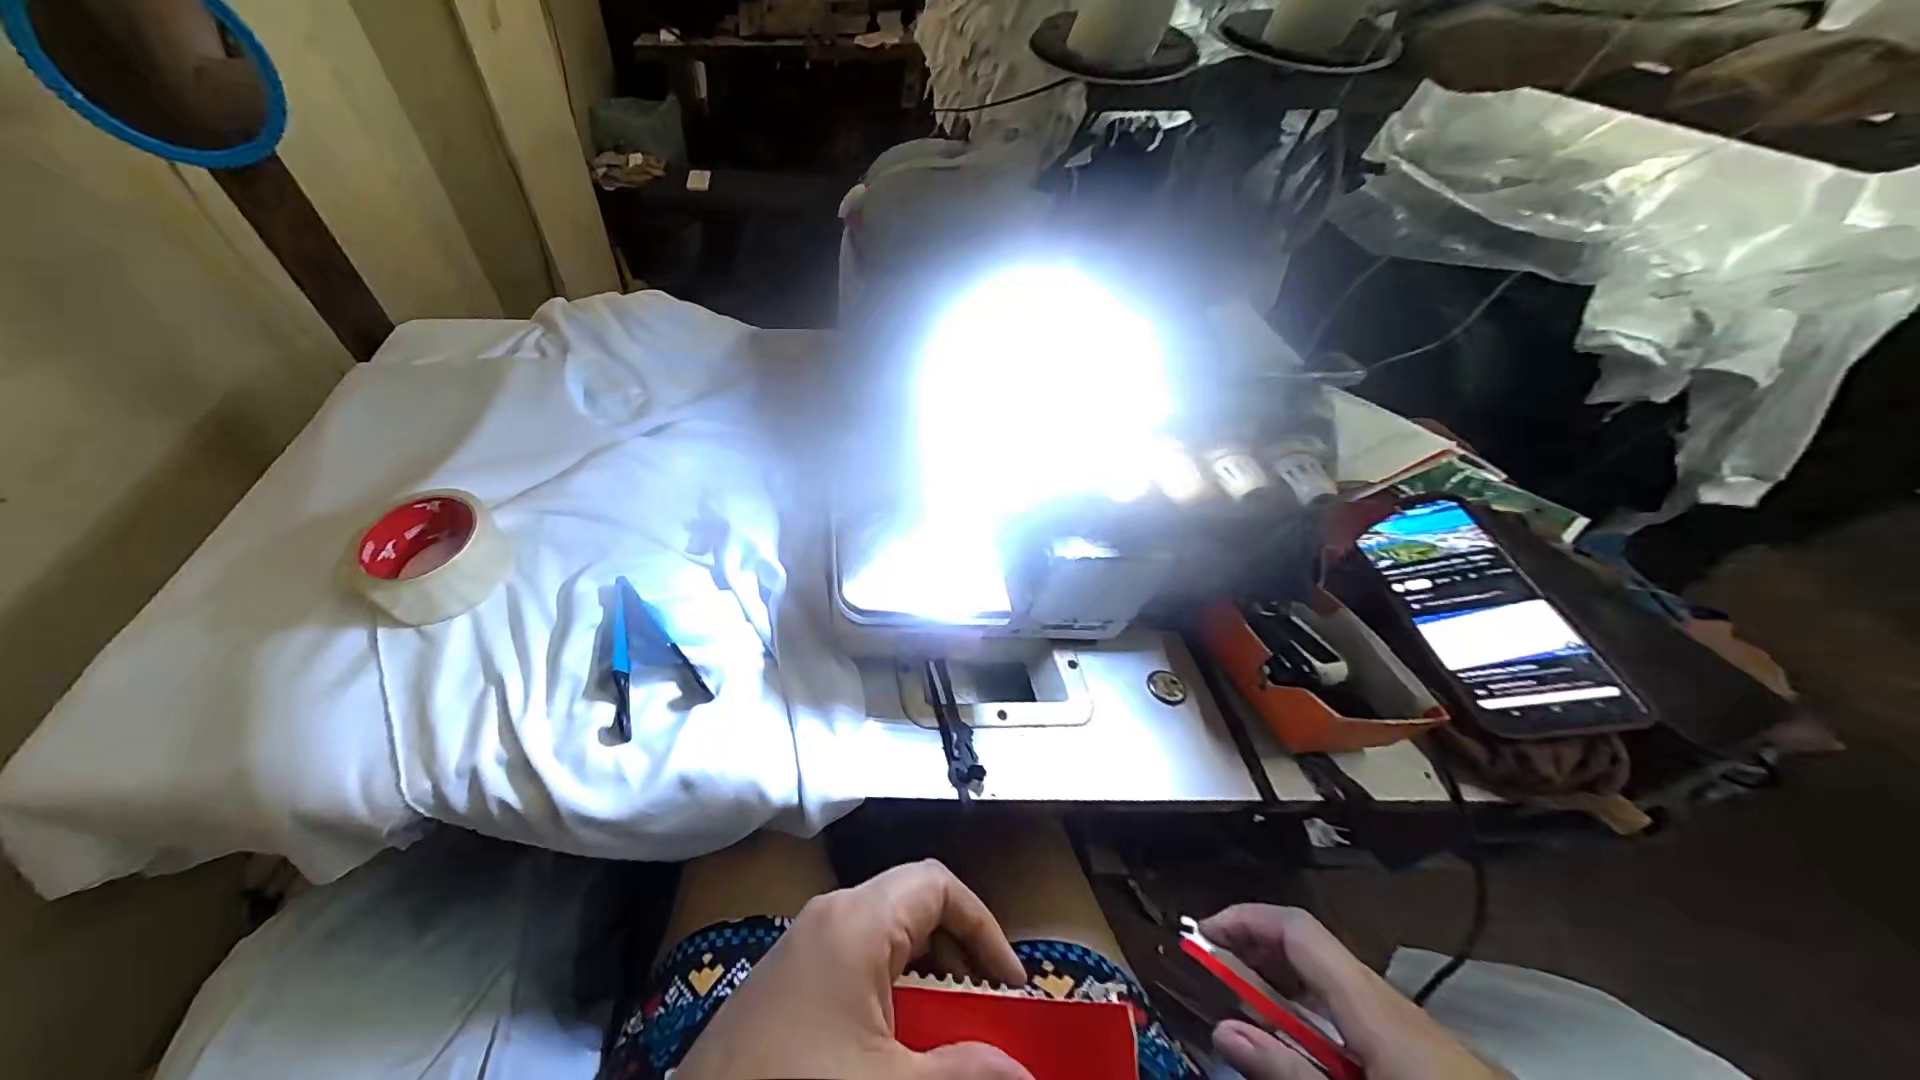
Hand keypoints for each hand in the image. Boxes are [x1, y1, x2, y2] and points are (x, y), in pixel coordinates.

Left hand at [676, 859, 1037, 1079]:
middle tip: (985, 1004)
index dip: (984, 925)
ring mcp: (801, 944)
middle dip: (958, 949)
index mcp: (857, 920)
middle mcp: (829, 915)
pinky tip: (892, 1038)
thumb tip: (1021, 1071)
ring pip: (883, 932)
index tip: (1010, 984)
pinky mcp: (783, 977)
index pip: (938, 885)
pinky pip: (853, 958)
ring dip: (925, 970)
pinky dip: (889, 985)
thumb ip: (965, 1071)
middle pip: (913, 903)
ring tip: (947, 1025)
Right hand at [1199, 905, 1506, 1079]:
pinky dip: (1320, 1015)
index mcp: (1375, 1007)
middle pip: (1313, 951)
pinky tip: (1310, 1050)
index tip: (1204, 936)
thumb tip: (1225, 1029)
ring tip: (1251, 1012)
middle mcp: (1396, 1006)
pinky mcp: (1433, 1058)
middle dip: (1258, 950)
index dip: (1245, 919)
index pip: (1298, 929)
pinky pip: (1361, 1015)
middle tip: (1216, 973)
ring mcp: (1419, 1032)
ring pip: (1337, 984)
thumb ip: (1287, 1071)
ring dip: (1287, 986)